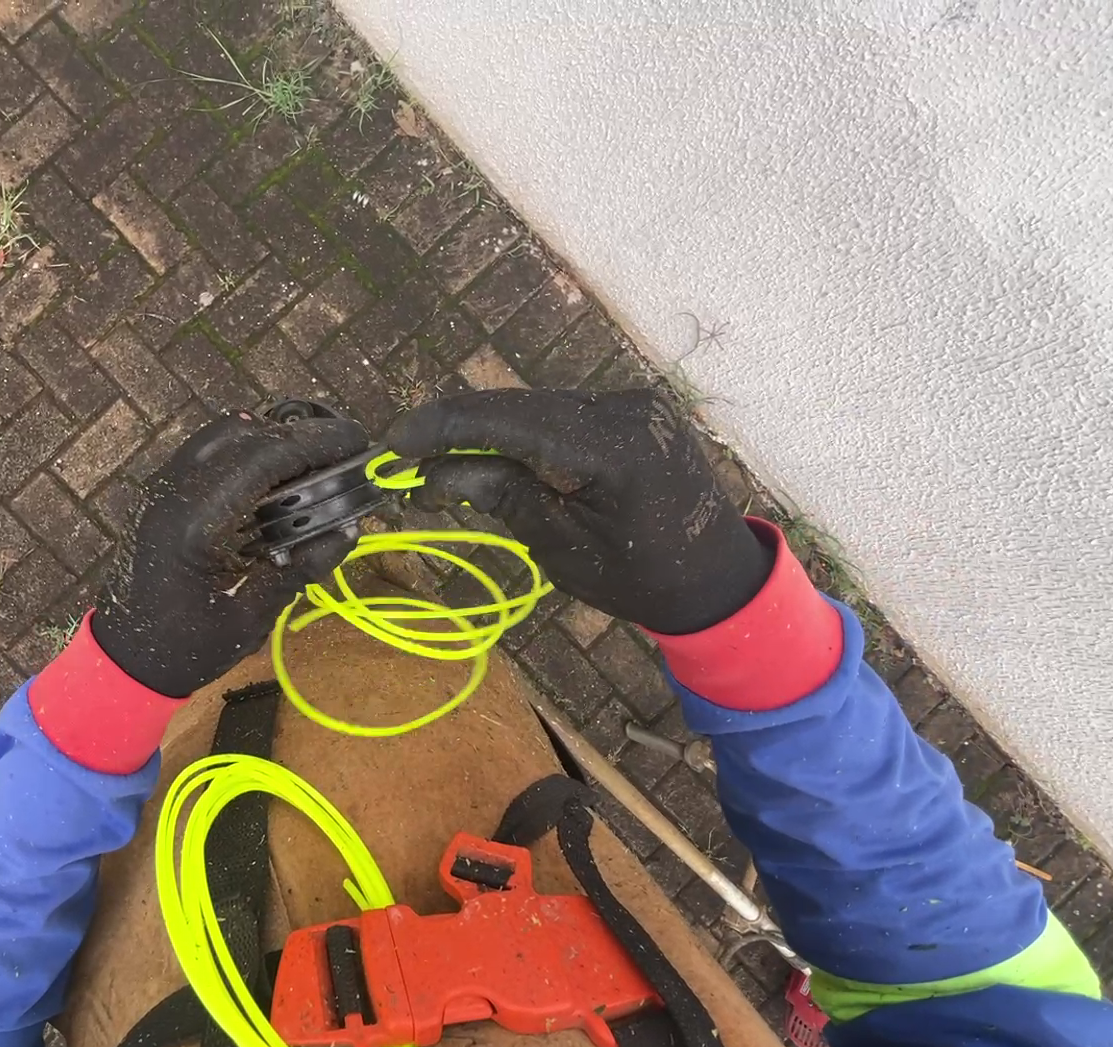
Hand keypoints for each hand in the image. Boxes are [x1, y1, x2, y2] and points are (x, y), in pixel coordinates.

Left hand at [93, 410, 367, 696]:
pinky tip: (277, 472)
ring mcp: (162, 488)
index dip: (314, 444)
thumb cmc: (185, 648)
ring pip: (224, 435)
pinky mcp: (163, 493)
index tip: (356, 442)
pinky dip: (248, 450)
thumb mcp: (248, 620)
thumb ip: (297, 571)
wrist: (124, 658)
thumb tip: (348, 531)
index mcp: (193, 525)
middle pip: (245, 436)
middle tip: (346, 449)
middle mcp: (172, 493)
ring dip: (274, 439)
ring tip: (316, 461)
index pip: (261, 459)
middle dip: (301, 437)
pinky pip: (209, 451)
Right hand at [385, 389, 770, 633]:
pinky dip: (515, 432)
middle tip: (404, 454)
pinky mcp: (627, 408)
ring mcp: (631, 402)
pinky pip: (556, 413)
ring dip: (483, 430)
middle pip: (520, 406)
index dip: (449, 428)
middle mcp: (626, 409)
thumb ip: (502, 498)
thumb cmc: (640, 579)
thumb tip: (432, 473)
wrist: (716, 574)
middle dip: (457, 429)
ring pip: (535, 406)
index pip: (515, 423)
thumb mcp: (562, 550)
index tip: (397, 442)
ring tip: (436, 459)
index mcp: (617, 451)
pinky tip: (485, 451)